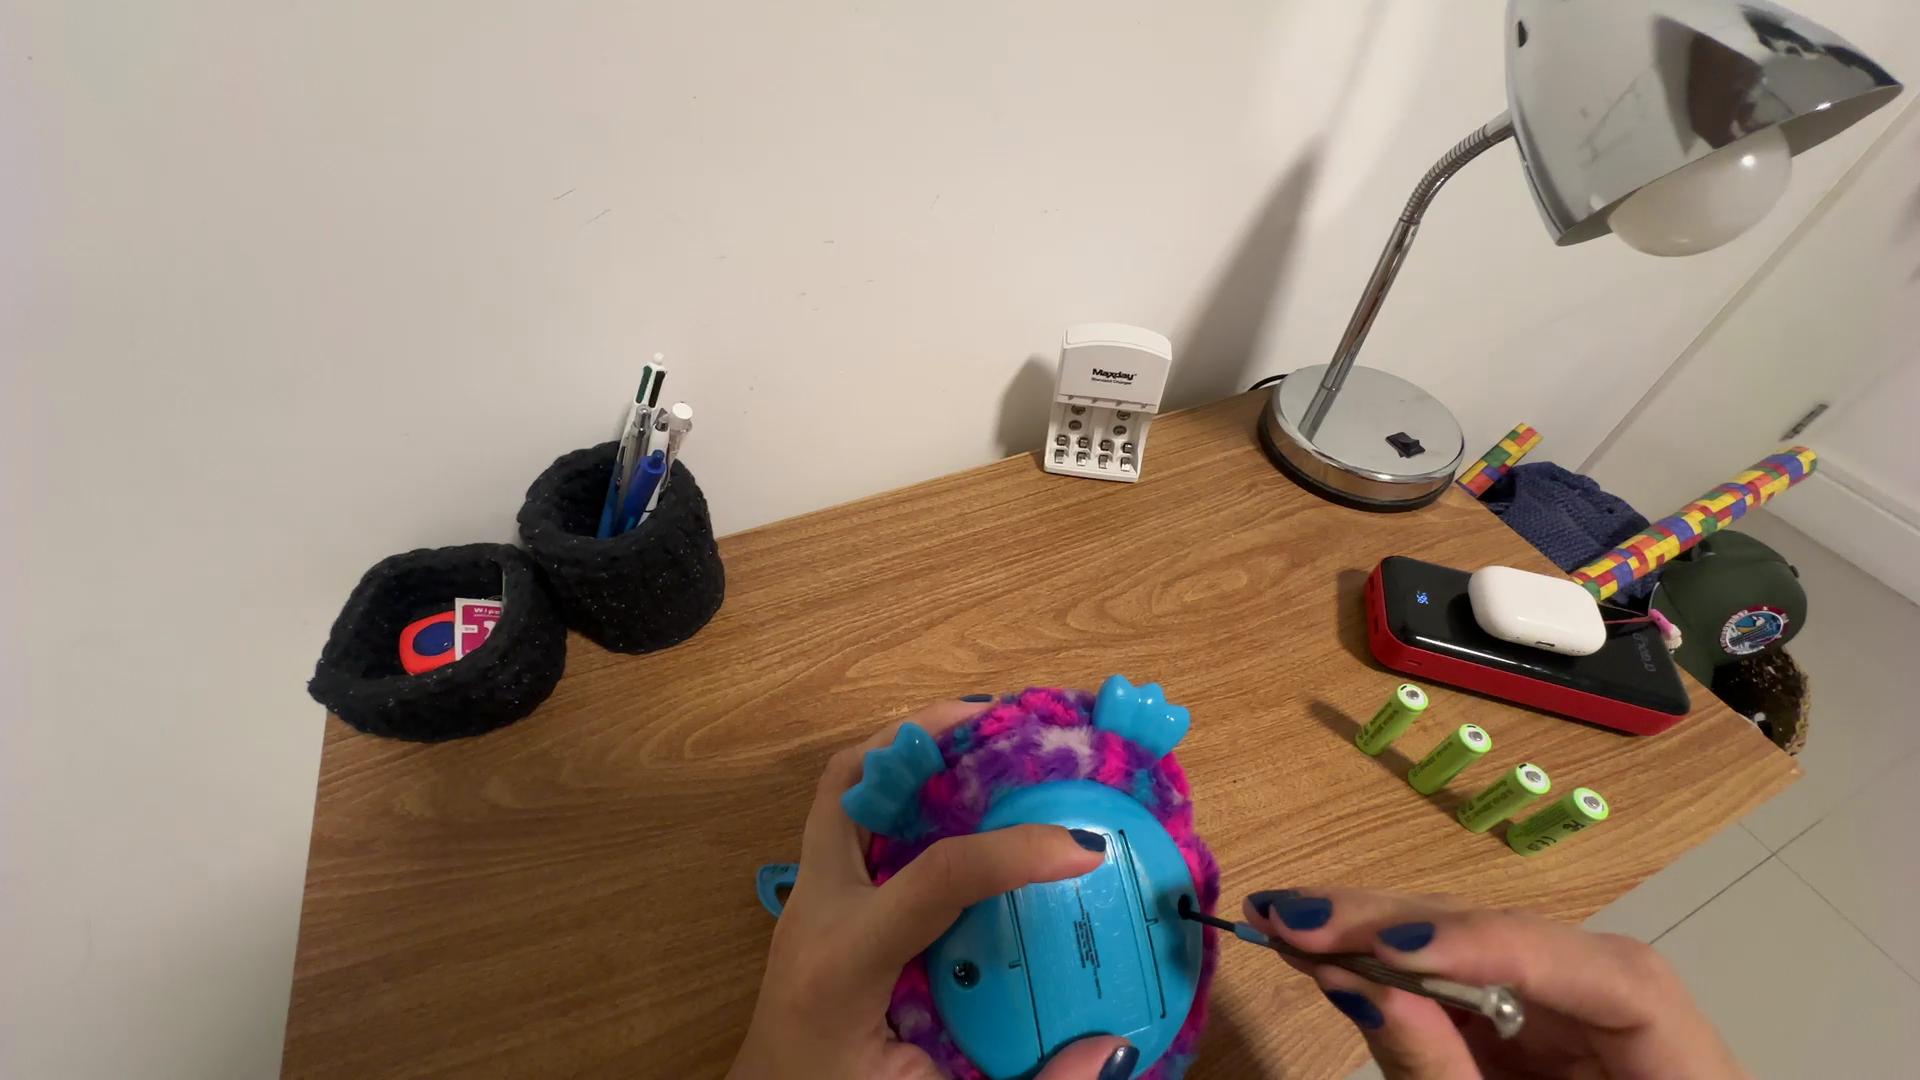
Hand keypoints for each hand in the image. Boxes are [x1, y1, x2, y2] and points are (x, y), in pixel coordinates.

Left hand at [730, 698, 1139, 1079]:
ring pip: (843, 784)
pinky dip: (897, 788)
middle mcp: (816, 905)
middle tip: (992, 720)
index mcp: (844, 958)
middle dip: (920, 736)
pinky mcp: (817, 894)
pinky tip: (946, 797)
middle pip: (848, 780)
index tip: (1081, 847)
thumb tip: (1112, 1048)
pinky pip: (852, 814)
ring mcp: (807, 892)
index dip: (1015, 853)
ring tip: (970, 736)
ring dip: (904, 751)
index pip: (938, 876)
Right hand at [1241, 887, 1746, 1079]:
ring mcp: (1561, 1012)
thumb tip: (1353, 978)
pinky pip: (1437, 969)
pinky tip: (1306, 933)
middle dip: (1394, 925)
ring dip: (1363, 926)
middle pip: (1515, 939)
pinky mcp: (1507, 1014)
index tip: (1394, 947)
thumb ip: (1440, 1074)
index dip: (1501, 948)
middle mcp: (1624, 1021)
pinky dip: (1370, 953)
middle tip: (1292, 915)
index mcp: (1687, 1076)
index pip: (1618, 981)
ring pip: (1464, 940)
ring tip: (1275, 913)